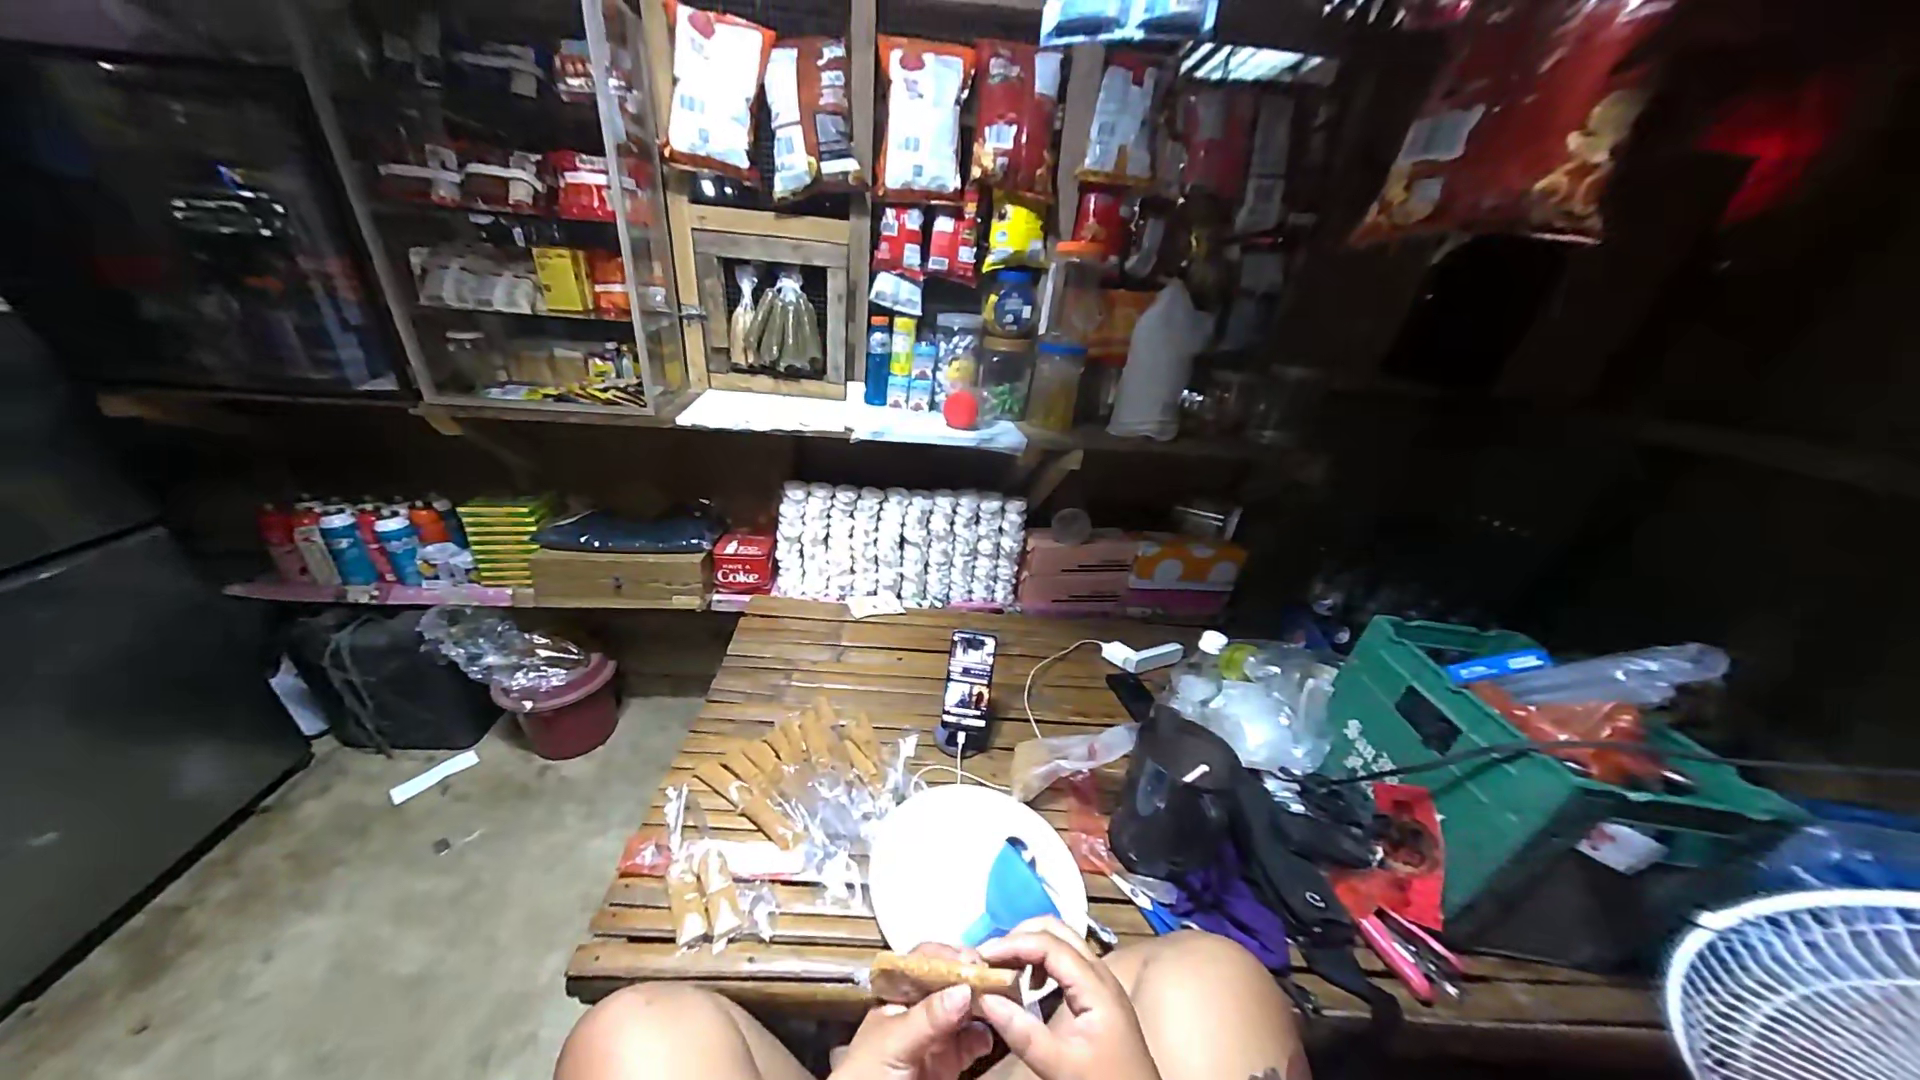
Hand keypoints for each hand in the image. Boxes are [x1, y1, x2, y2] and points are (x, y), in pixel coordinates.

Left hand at [832, 945, 994, 1079]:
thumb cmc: (868, 1074)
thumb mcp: (893, 1041)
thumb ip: (927, 1017)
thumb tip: (964, 988)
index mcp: (900, 993)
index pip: (926, 962)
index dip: (948, 956)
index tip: (972, 960)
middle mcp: (921, 1008)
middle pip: (951, 981)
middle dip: (973, 976)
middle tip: (995, 977)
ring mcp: (936, 1034)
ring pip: (966, 1008)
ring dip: (984, 1002)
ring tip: (999, 1001)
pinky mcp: (950, 1062)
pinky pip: (973, 1041)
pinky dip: (985, 1034)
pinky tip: (989, 1034)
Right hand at [973, 918, 1159, 1079]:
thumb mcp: (1061, 1067)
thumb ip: (1023, 1033)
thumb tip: (986, 998)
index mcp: (1095, 984)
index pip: (1049, 943)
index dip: (1013, 944)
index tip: (982, 957)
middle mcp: (1100, 971)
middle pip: (1057, 930)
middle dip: (1021, 936)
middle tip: (991, 958)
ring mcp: (1101, 980)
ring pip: (1062, 941)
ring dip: (1030, 945)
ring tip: (1004, 967)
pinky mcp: (1097, 993)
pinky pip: (1066, 959)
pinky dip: (1042, 960)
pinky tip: (1029, 985)